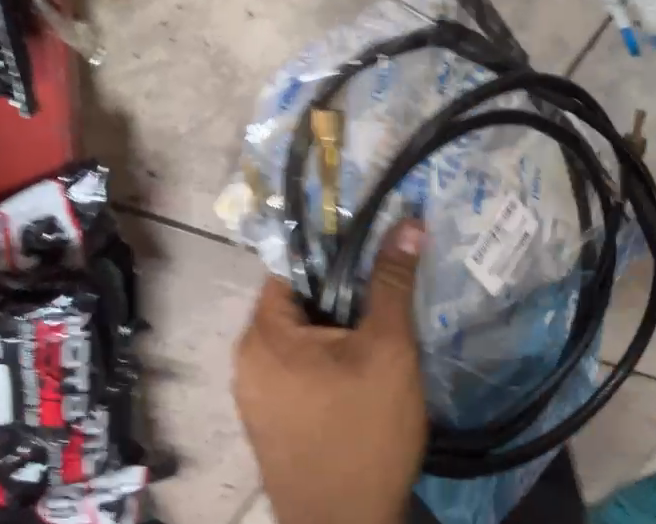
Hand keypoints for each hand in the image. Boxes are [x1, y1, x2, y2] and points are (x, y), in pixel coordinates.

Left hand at [233, 221, 427, 523]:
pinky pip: (300, 365)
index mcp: (263, 336)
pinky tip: (367, 363)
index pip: (292, 264)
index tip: (376, 239)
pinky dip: (330, 354)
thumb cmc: (364, 432)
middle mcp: (247, 360)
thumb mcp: (388, 348)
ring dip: (341, 322)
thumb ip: (392, 282)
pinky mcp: (272, 420)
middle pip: (298, 298)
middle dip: (344, 288)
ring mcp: (257, 394)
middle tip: (389, 283)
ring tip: (385, 319)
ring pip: (303, 333)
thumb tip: (408, 223)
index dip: (335, 245)